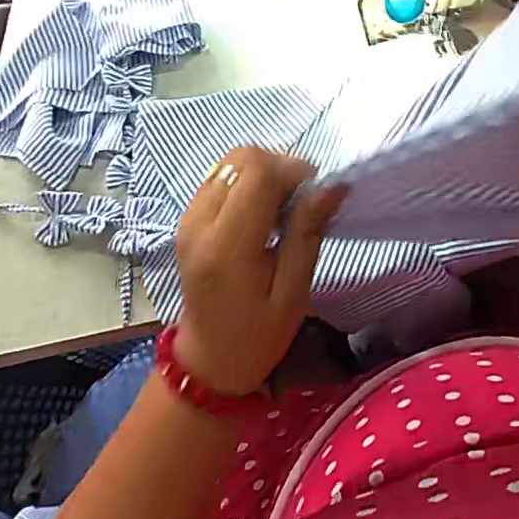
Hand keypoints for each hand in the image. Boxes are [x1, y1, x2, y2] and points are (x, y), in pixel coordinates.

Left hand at [171, 147, 344, 395]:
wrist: (209, 360)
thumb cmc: (258, 335)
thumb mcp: (293, 292)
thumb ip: (307, 233)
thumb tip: (331, 186)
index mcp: (226, 246)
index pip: (257, 173)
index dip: (293, 170)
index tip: (315, 194)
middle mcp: (199, 223)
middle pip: (241, 158)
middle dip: (278, 167)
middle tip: (300, 201)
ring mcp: (187, 218)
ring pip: (230, 164)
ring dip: (263, 174)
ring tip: (281, 209)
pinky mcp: (187, 219)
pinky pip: (220, 179)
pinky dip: (247, 184)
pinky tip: (261, 214)